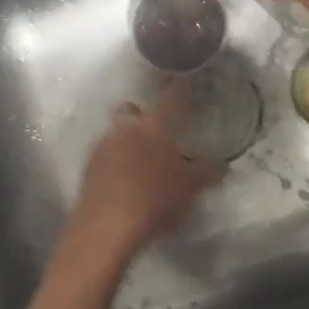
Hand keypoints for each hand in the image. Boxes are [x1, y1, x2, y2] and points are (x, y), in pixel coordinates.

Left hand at [74, 83, 225, 250]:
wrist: (106, 227)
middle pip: (132, 110)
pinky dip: (115, 162)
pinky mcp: (87, 168)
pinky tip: (124, 181)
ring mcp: (102, 146)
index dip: (180, 88)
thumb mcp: (190, 188)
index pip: (171, 98)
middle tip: (157, 132)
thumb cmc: (154, 200)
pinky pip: (105, 155)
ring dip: (127, 141)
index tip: (184, 80)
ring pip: (116, 133)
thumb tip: (222, 165)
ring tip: (141, 162)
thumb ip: (207, 172)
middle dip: (142, 115)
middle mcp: (124, 128)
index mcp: (154, 127)